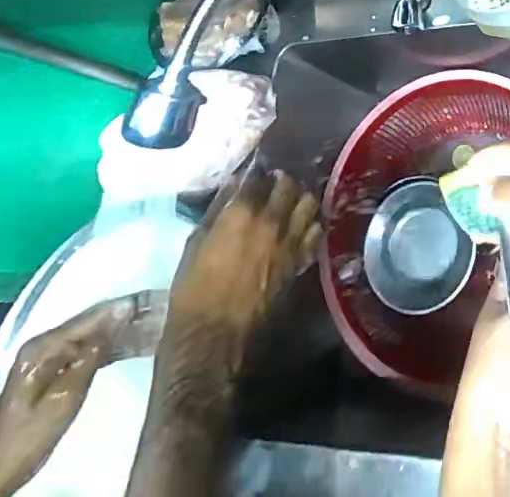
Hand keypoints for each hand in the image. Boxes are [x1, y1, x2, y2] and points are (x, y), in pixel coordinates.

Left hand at [0, 292, 166, 495]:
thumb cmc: (29, 436)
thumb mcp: (65, 395)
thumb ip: (92, 354)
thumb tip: (119, 316)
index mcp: (45, 345)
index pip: (92, 317)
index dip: (125, 308)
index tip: (157, 300)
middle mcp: (47, 344)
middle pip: (95, 322)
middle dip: (128, 316)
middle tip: (162, 310)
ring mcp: (50, 358)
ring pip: (95, 336)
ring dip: (124, 332)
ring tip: (157, 326)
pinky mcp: (55, 372)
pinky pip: (90, 351)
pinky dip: (113, 348)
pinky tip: (136, 346)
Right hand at [153, 165, 321, 408]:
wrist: (212, 338)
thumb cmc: (194, 292)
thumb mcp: (195, 244)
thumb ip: (217, 210)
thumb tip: (234, 185)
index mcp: (242, 214)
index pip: (258, 177)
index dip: (257, 170)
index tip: (255, 170)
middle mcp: (272, 222)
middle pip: (289, 186)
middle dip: (282, 180)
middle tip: (274, 183)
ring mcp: (290, 243)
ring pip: (309, 205)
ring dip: (301, 198)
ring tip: (291, 201)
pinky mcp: (299, 264)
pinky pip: (315, 234)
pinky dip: (311, 225)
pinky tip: (301, 227)